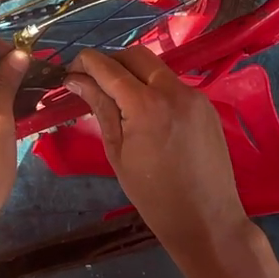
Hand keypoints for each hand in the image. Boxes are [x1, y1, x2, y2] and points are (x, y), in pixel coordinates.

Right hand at [64, 46, 249, 253]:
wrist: (208, 222)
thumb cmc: (154, 196)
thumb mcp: (117, 152)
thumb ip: (100, 108)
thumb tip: (76, 80)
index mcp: (146, 105)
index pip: (108, 67)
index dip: (85, 63)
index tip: (70, 72)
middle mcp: (173, 91)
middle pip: (135, 55)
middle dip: (111, 61)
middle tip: (94, 81)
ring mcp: (194, 96)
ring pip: (156, 67)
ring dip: (134, 73)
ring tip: (119, 98)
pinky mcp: (206, 105)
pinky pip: (173, 84)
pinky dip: (155, 88)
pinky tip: (147, 112)